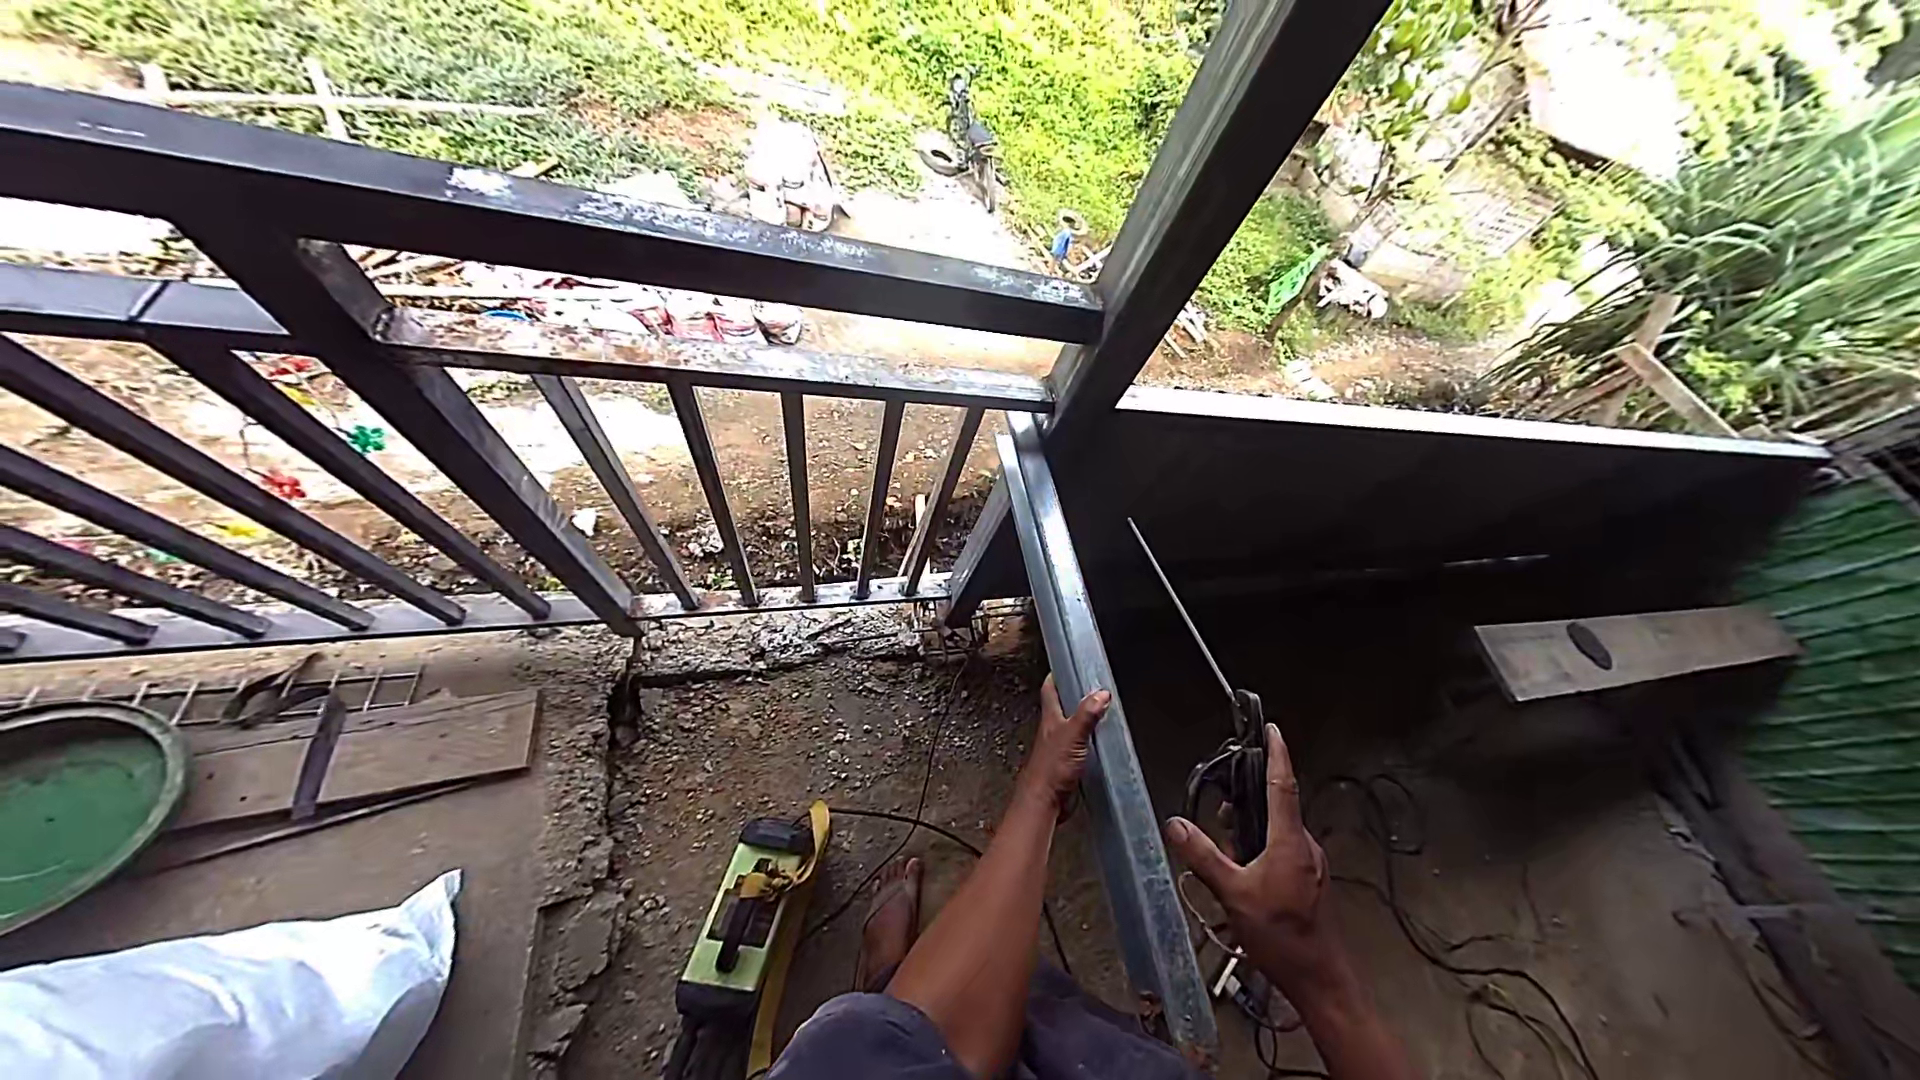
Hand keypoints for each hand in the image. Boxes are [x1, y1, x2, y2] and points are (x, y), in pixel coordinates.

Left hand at [1016, 675, 1108, 816]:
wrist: (1045, 802)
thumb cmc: (1051, 769)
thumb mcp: (1072, 736)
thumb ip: (1086, 714)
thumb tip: (1101, 693)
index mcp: (1050, 718)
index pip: (1050, 688)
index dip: (1056, 675)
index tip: (1067, 665)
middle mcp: (1053, 729)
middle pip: (1062, 705)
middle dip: (1074, 695)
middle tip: (1091, 686)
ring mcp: (1059, 746)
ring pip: (1071, 725)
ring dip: (1084, 718)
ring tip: (1102, 710)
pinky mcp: (1068, 762)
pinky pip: (1080, 745)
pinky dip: (1090, 740)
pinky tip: (1101, 742)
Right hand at [1163, 723, 1341, 993]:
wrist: (1319, 981)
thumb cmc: (1282, 937)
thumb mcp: (1233, 893)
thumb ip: (1201, 854)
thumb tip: (1174, 823)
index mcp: (1289, 840)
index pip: (1283, 784)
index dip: (1277, 754)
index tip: (1272, 729)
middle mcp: (1303, 846)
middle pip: (1274, 805)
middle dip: (1245, 803)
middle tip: (1221, 815)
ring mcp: (1308, 863)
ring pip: (1274, 829)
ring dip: (1249, 831)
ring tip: (1228, 856)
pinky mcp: (1307, 878)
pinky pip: (1280, 848)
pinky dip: (1258, 848)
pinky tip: (1241, 872)